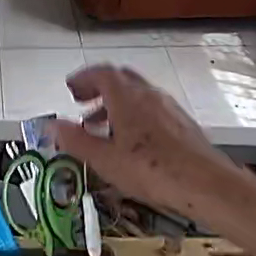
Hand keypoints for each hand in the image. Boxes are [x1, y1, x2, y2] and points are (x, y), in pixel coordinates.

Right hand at [48, 65, 246, 225]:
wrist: (204, 182)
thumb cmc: (153, 170)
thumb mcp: (104, 159)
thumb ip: (76, 140)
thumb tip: (52, 126)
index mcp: (128, 97)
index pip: (102, 73)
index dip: (84, 77)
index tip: (71, 87)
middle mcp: (150, 95)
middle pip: (121, 79)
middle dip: (99, 88)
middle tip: (83, 102)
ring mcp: (168, 107)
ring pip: (138, 95)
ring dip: (116, 104)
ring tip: (102, 127)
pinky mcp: (181, 122)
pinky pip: (152, 109)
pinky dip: (134, 115)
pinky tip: (131, 142)